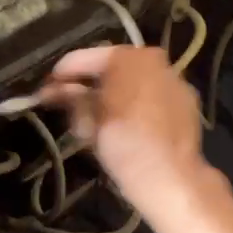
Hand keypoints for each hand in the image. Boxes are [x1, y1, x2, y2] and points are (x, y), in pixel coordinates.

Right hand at [39, 45, 202, 184]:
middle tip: (65, 102)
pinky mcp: (186, 103)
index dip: (62, 73)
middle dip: (87, 85)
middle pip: (112, 69)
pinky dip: (133, 105)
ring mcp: (175, 81)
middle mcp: (157, 61)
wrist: (168, 175)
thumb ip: (71, 98)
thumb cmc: (122, 142)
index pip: (86, 58)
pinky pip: (150, 98)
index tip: (45, 88)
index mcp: (130, 57)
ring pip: (132, 83)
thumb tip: (54, 90)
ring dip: (110, 96)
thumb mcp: (87, 120)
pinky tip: (122, 125)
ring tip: (91, 118)